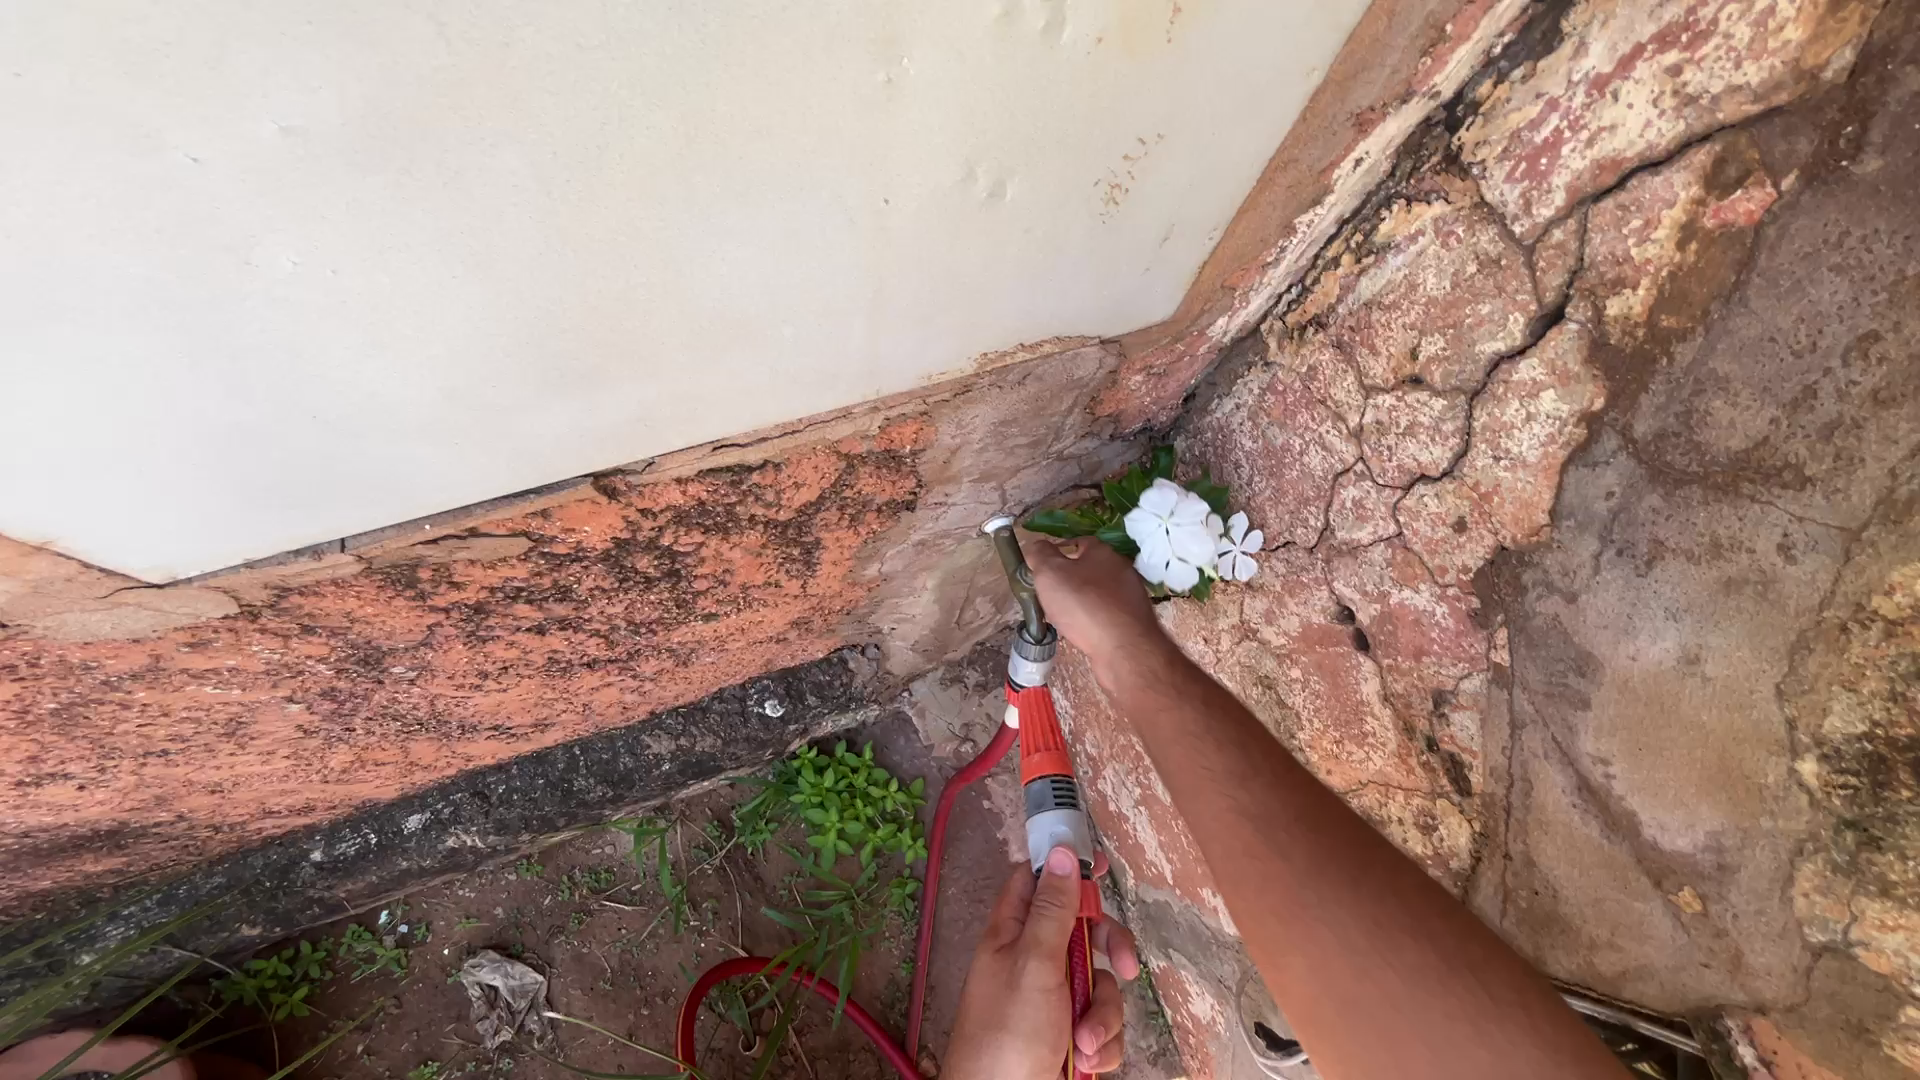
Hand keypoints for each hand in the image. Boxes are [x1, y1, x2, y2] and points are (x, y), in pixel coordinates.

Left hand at [943, 848, 1140, 1079]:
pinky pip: (1101, 1023)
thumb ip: (1052, 908)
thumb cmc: (1008, 1031)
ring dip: (1101, 1015)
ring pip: (1100, 982)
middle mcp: (1034, 958)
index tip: (1100, 863)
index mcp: (1013, 931)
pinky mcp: (1069, 1034)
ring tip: (1083, 1043)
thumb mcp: (1033, 963)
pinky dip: (1101, 1044)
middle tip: (1124, 965)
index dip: (1066, 866)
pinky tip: (1085, 1062)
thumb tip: (1060, 848)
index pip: (1038, 879)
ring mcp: (1053, 998)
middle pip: (1083, 928)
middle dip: (1109, 950)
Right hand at [1022, 535, 1172, 678]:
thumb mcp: (1050, 573)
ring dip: (1080, 602)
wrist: (1124, 648)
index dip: (1057, 553)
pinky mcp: (1134, 621)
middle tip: (1048, 595)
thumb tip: (1037, 545)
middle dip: (1068, 580)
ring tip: (1061, 617)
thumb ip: (1040, 555)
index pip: (1077, 542)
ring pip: (1097, 594)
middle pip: (1088, 569)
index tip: (1041, 568)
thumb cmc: (1083, 605)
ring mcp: (1130, 596)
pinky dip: (1092, 620)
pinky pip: (1106, 614)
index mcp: (1102, 552)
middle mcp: (1121, 569)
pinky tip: (1081, 632)